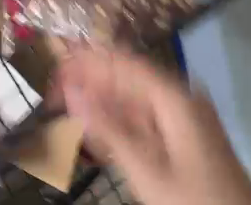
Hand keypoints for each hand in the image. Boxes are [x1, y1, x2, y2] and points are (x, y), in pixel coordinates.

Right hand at [56, 46, 250, 204]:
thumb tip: (72, 91)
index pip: (124, 62)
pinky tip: (100, 130)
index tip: (57, 62)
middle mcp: (182, 98)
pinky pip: (148, 121)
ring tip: (69, 105)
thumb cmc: (194, 202)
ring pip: (137, 101)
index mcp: (174, 97)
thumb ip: (107, 128)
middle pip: (130, 79)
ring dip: (105, 103)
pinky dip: (123, 123)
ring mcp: (188, 120)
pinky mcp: (188, 142)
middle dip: (94, 81)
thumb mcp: (146, 170)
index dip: (90, 59)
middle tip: (56, 88)